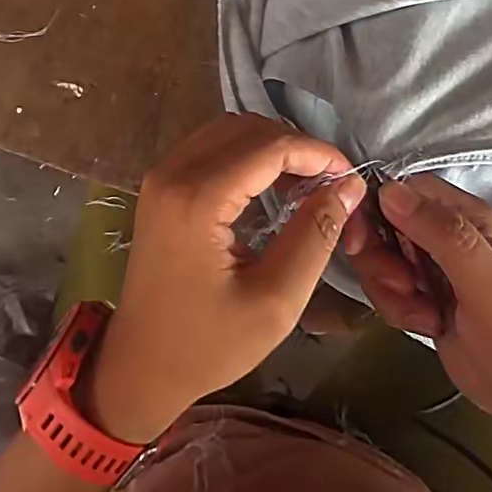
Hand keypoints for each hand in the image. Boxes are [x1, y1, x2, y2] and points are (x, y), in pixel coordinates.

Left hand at [84, 114, 365, 442]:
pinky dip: (245, 153)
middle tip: (330, 182)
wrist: (142, 363)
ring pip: (227, 130)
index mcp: (197, 200)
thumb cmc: (209, 344)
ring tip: (305, 183)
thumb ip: (315, 235)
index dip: (316, 152)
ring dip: (270, 146)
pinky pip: (209, 145)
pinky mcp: (159, 184)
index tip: (349, 175)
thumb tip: (348, 187)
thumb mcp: (276, 300)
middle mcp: (173, 173)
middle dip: (295, 146)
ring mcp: (160, 175)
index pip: (268, 146)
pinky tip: (269, 183)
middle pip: (247, 128)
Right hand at [344, 174, 491, 431]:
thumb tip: (391, 192)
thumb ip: (447, 237)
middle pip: (383, 221)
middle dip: (379, 257)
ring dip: (387, 287)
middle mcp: (447, 232)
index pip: (404, 190)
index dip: (377, 210)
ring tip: (421, 314)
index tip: (366, 245)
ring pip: (379, 254)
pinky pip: (384, 284)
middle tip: (401, 288)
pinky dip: (393, 306)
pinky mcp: (421, 291)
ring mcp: (432, 263)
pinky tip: (423, 324)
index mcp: (468, 218)